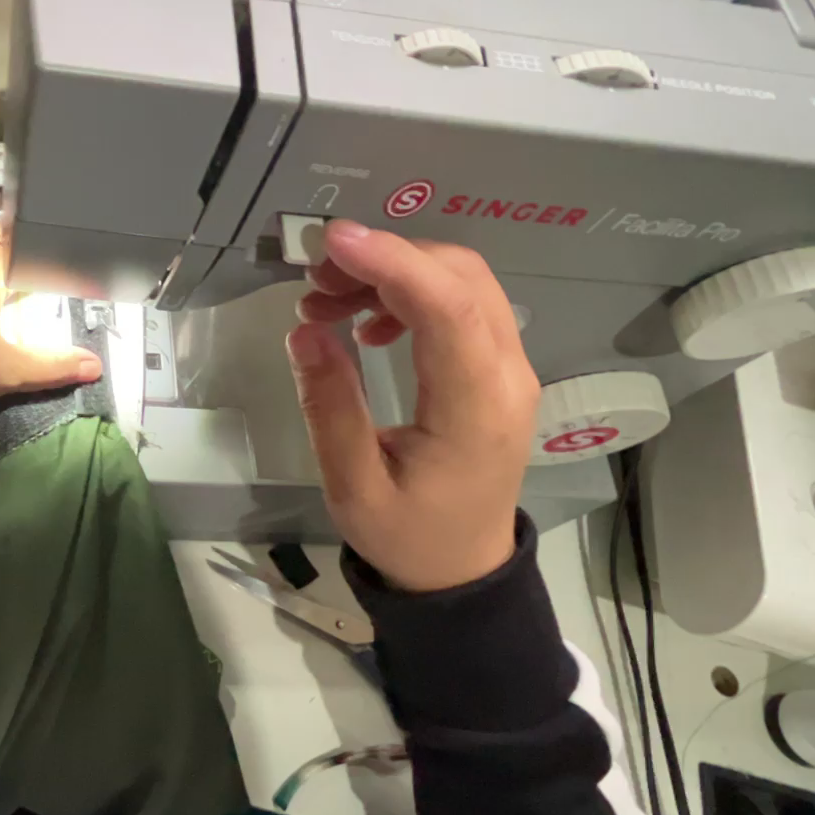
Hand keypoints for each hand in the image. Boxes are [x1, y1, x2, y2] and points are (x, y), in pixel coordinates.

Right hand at [287, 220, 539, 590]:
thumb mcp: (354, 487)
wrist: (460, 572)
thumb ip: (332, 409)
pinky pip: (464, 309)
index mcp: (475, 407)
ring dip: (395, 275)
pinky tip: (369, 325)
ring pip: (464, 285)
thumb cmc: (407, 537)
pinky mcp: (497, 374)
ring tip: (327, 302)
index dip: (390, 262)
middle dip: (385, 261)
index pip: (446, 306)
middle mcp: (506, 375)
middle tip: (314, 281)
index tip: (331, 242)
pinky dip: (413, 297)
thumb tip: (305, 334)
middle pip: (461, 278)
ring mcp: (510, 371)